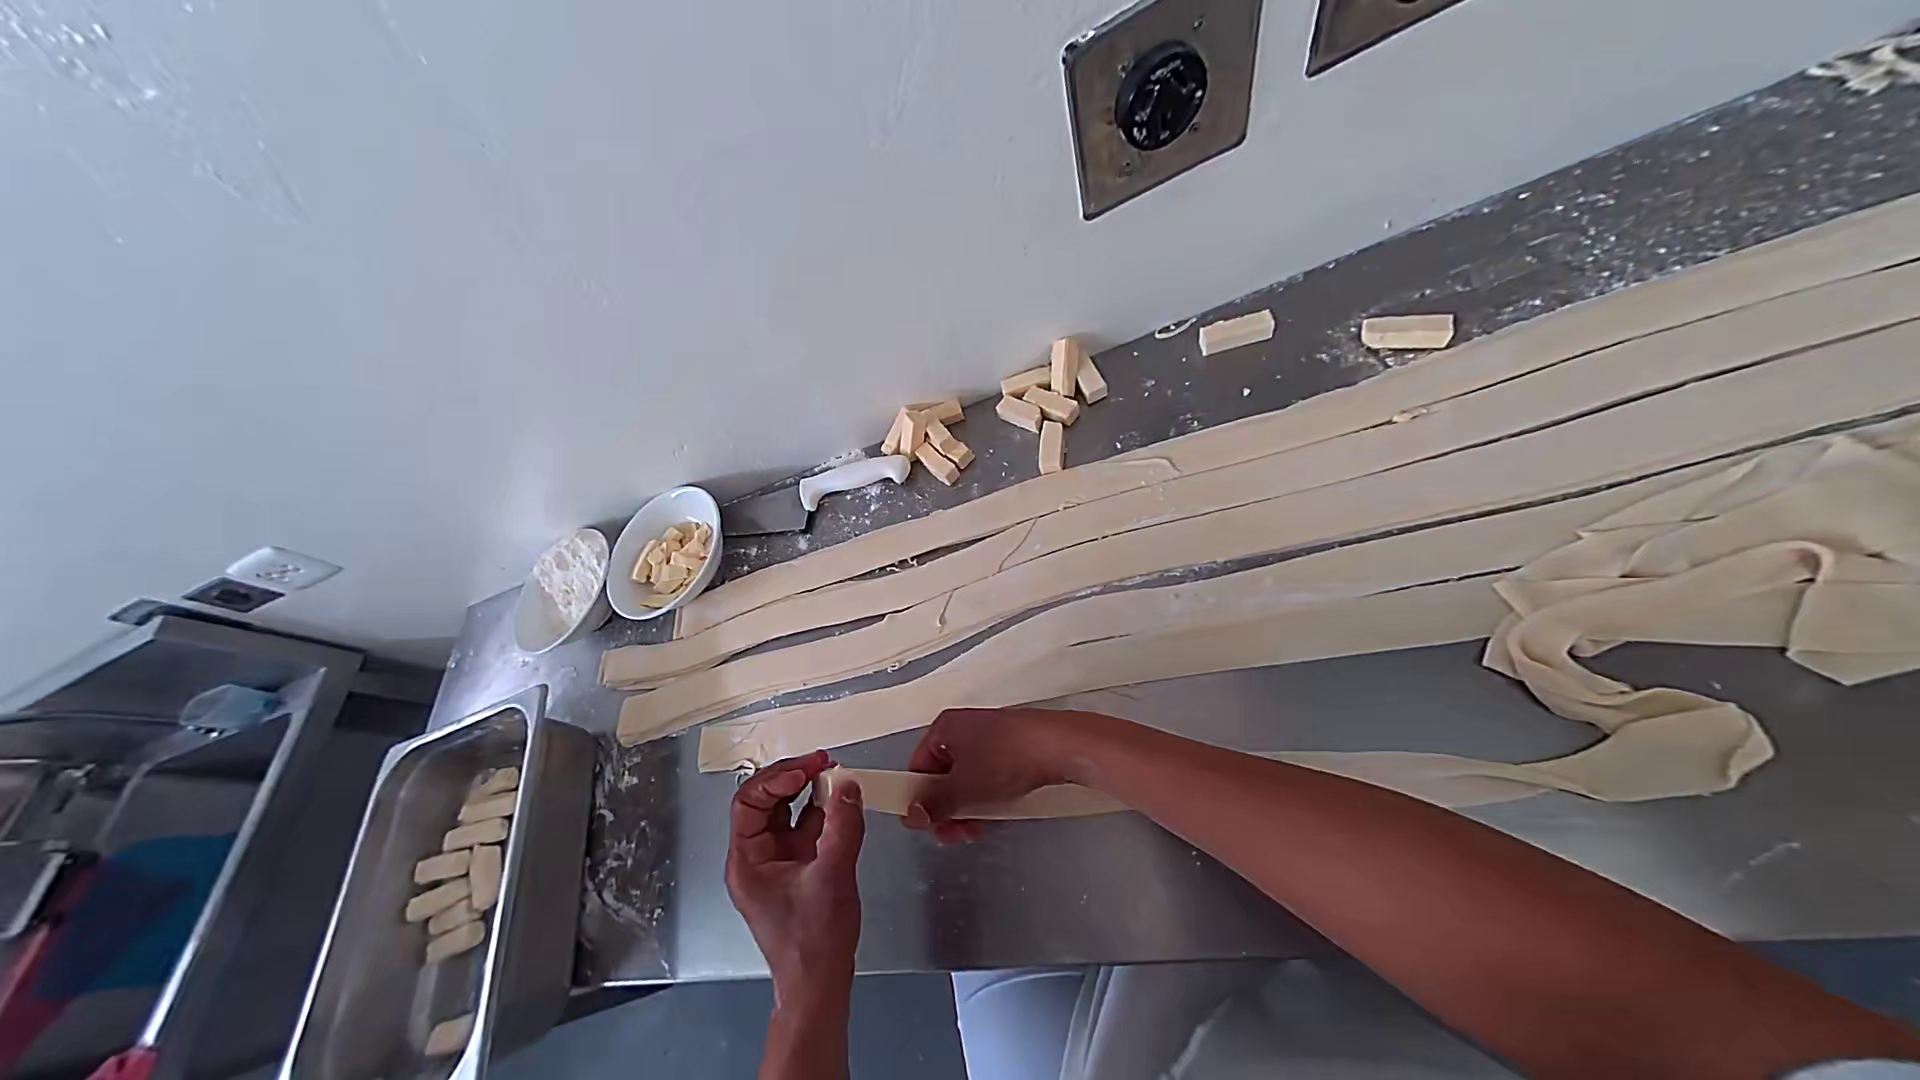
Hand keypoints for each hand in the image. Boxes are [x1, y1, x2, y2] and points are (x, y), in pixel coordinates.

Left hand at [725, 751, 864, 999]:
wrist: (819, 984)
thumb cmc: (814, 941)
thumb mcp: (832, 877)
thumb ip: (842, 827)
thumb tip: (849, 787)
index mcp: (747, 860)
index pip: (748, 803)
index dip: (776, 780)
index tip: (807, 771)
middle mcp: (757, 856)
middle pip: (765, 801)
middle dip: (792, 777)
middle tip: (822, 762)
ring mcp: (778, 860)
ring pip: (785, 810)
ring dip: (807, 789)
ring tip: (832, 772)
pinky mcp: (798, 865)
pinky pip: (805, 825)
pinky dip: (821, 809)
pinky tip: (839, 799)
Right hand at [903, 707, 1104, 842]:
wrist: (1059, 746)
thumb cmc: (1008, 757)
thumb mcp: (962, 789)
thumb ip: (933, 804)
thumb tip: (912, 814)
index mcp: (945, 728)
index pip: (918, 767)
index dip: (919, 799)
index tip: (927, 824)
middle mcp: (965, 728)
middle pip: (944, 775)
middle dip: (947, 809)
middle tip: (955, 832)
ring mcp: (991, 737)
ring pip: (968, 779)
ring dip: (968, 808)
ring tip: (979, 828)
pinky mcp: (1013, 747)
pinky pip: (990, 776)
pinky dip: (989, 796)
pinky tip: (998, 812)